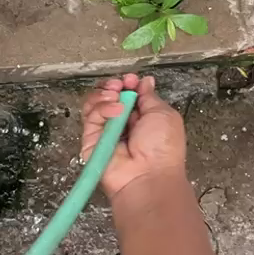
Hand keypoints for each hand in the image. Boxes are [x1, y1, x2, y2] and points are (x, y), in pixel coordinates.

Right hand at [80, 73, 187, 198]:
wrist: (147, 175)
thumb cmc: (162, 147)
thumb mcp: (163, 114)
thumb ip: (149, 97)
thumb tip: (144, 81)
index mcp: (142, 117)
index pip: (127, 94)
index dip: (127, 84)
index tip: (130, 80)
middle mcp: (122, 124)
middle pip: (108, 97)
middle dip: (112, 86)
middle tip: (118, 86)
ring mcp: (105, 132)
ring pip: (95, 105)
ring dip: (103, 96)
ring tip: (115, 97)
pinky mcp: (90, 141)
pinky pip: (90, 118)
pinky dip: (101, 109)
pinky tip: (115, 110)